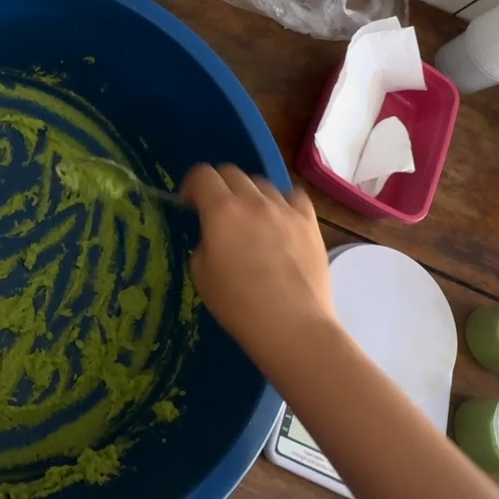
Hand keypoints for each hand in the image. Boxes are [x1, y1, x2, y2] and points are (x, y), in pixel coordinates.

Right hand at [182, 164, 335, 374]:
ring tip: (250, 217)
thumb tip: (213, 235)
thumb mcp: (201, 274)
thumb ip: (202, 243)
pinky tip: (280, 218)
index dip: (191, 186)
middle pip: (231, 172)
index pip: (201, 175)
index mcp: (221, 211)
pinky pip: (293, 195)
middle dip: (218, 186)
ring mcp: (284, 209)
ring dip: (249, 193)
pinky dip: (282, 201)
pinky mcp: (309, 221)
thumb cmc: (239, 305)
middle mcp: (252, 200)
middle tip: (217, 211)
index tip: (190, 205)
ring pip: (262, 183)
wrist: (292, 326)